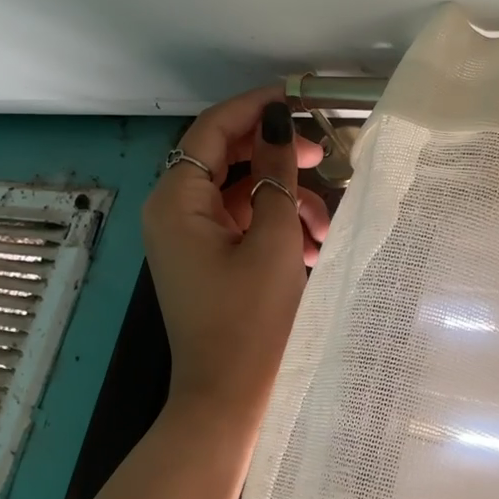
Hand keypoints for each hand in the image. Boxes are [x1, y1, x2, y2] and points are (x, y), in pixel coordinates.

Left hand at [142, 86, 331, 428]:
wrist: (228, 397)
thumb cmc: (253, 319)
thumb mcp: (274, 240)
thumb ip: (275, 173)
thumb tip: (277, 120)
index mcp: (176, 200)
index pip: (211, 130)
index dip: (255, 109)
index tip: (300, 102)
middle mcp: (173, 213)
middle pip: (224, 160)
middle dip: (276, 160)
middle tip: (323, 159)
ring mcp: (187, 240)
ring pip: (239, 196)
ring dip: (284, 202)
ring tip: (325, 229)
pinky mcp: (205, 264)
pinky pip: (239, 227)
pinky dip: (273, 229)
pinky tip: (312, 247)